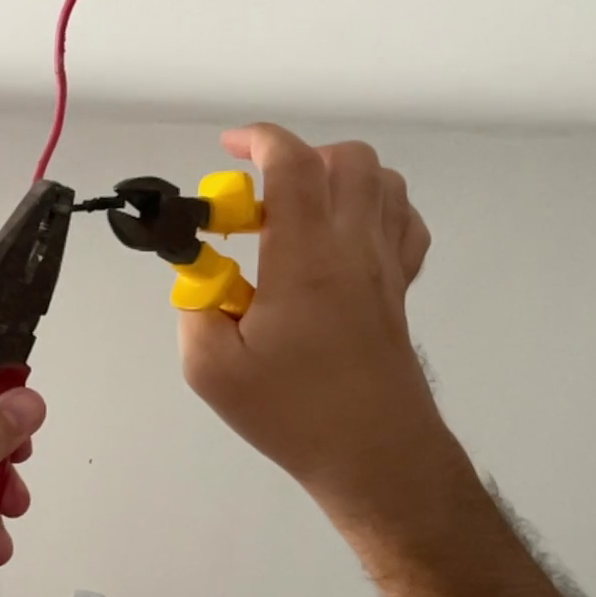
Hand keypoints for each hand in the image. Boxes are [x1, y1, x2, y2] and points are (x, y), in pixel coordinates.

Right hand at [180, 124, 438, 498]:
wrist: (375, 456)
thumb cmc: (290, 412)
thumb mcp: (210, 369)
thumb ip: (194, 309)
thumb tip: (202, 280)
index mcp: (305, 259)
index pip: (294, 165)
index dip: (257, 140)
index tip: (225, 149)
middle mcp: (354, 248)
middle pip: (347, 159)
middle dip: (295, 157)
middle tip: (255, 201)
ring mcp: (386, 266)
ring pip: (381, 181)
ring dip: (335, 177)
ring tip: (294, 214)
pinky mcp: (399, 289)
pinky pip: (402, 220)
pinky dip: (371, 206)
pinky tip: (338, 236)